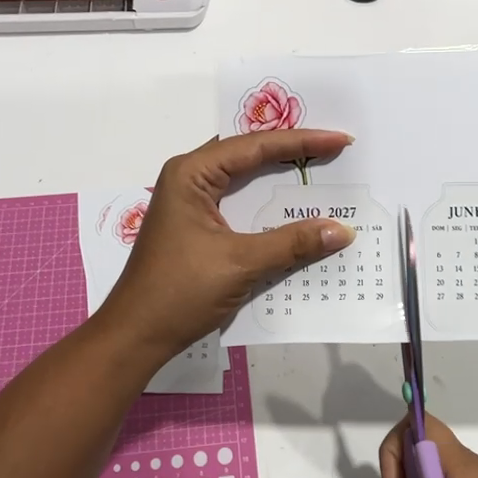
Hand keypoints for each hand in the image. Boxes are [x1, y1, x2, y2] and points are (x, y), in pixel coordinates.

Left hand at [93, 130, 354, 359]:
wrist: (135, 337)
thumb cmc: (180, 291)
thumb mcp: (240, 263)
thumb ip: (292, 243)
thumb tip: (342, 230)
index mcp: (192, 173)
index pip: (255, 146)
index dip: (301, 142)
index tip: (340, 140)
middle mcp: (190, 178)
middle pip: (249, 155)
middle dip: (292, 153)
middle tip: (335, 149)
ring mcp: (192, 203)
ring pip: (245, 180)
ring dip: (280, 181)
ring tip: (323, 173)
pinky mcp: (198, 227)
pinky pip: (239, 205)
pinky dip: (267, 208)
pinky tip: (295, 214)